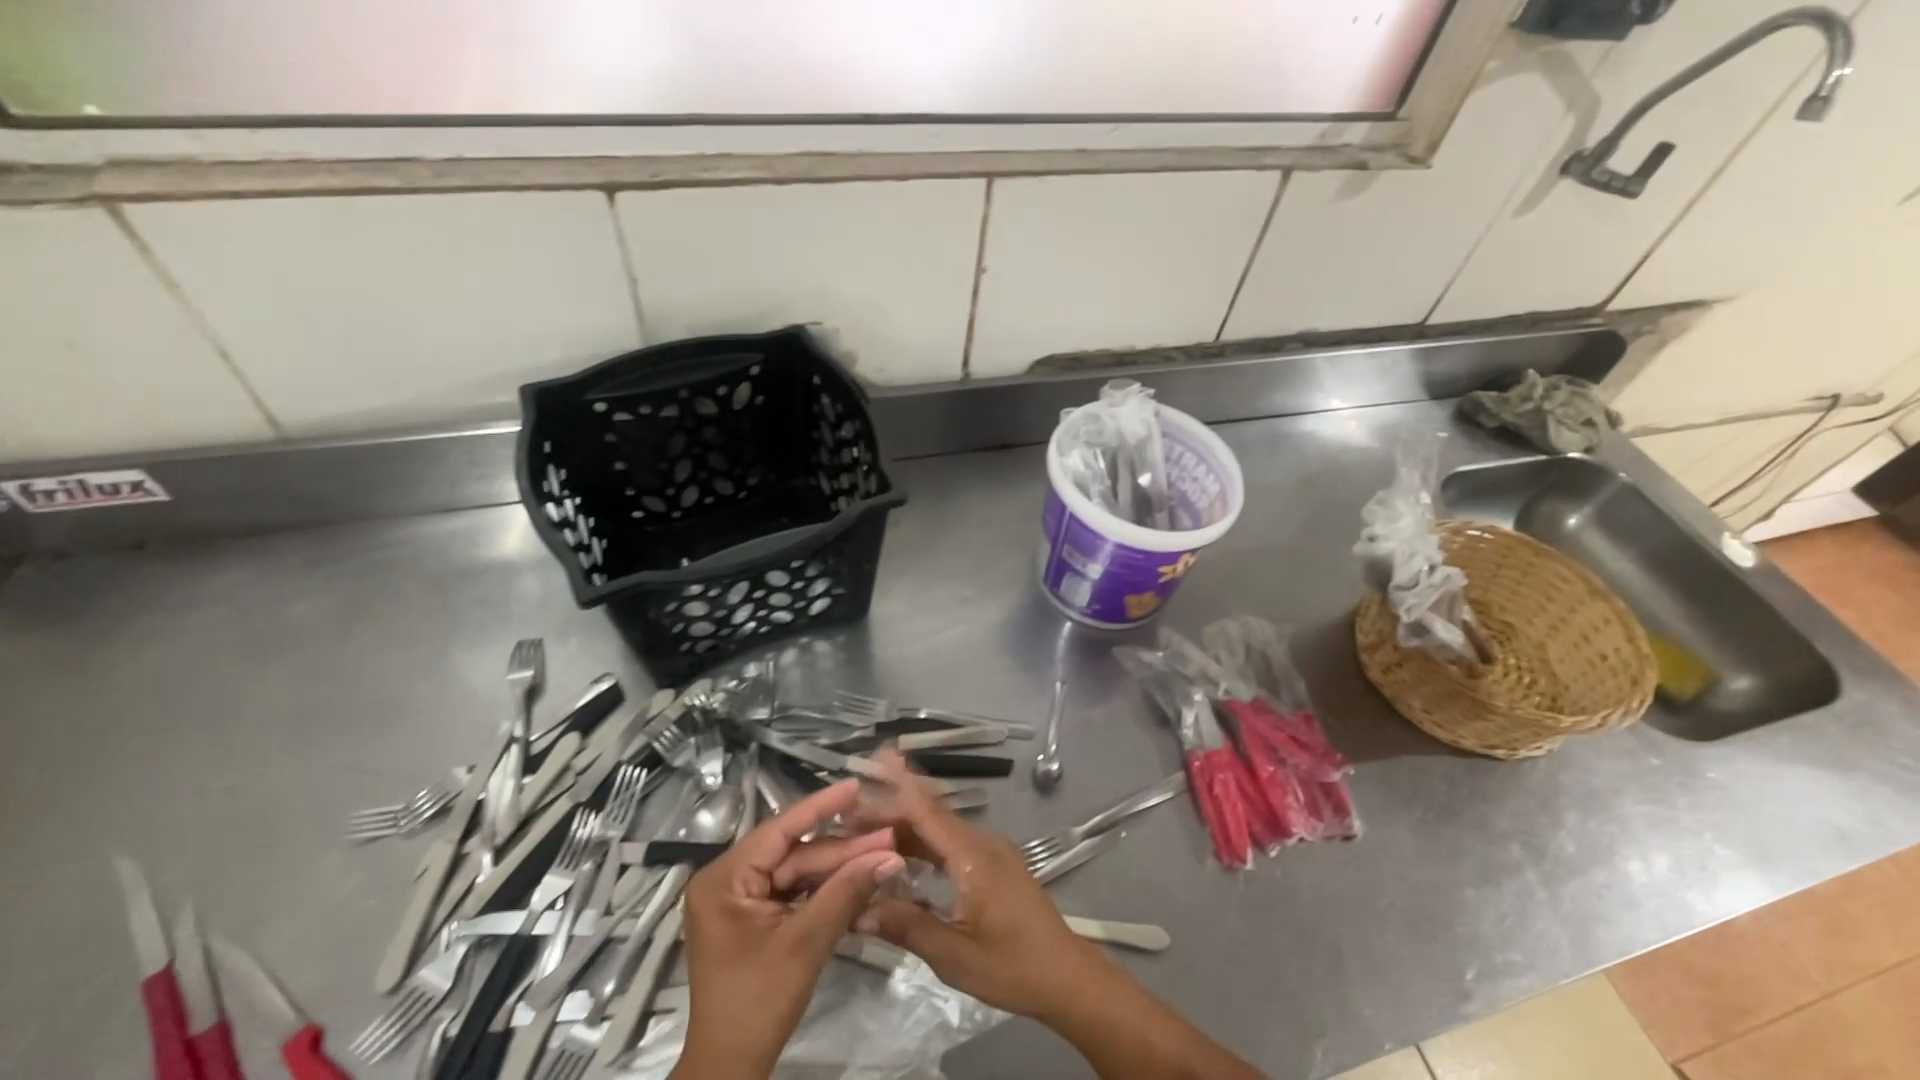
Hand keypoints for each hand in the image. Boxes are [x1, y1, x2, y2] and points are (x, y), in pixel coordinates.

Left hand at [673, 780, 904, 1078]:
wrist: (732, 1064)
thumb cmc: (758, 1000)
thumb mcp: (805, 942)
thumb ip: (846, 892)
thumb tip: (891, 857)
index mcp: (723, 878)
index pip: (779, 829)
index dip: (821, 806)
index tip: (857, 786)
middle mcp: (726, 881)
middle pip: (793, 853)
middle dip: (842, 849)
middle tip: (889, 836)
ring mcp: (739, 902)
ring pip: (797, 873)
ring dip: (838, 868)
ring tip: (884, 855)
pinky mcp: (754, 921)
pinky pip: (793, 894)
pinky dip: (825, 890)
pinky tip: (860, 879)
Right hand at [853, 755, 1112, 1022]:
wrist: (1067, 979)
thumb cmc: (1012, 966)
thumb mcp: (953, 954)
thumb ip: (906, 927)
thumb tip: (858, 910)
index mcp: (973, 856)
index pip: (928, 810)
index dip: (901, 783)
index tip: (879, 756)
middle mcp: (982, 844)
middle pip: (929, 818)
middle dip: (889, 814)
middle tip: (845, 818)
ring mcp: (990, 855)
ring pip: (939, 833)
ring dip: (904, 833)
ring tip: (861, 838)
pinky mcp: (994, 869)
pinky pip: (951, 847)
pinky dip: (922, 849)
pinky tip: (898, 861)